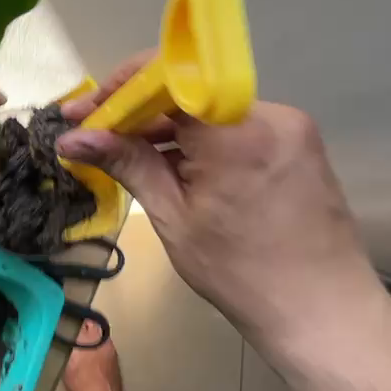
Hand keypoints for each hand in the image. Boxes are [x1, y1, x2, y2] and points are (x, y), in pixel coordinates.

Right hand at [54, 52, 387, 349]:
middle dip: (133, 110)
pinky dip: (192, 139)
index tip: (79, 114)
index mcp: (237, 133)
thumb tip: (69, 140)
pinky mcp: (295, 144)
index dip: (117, 91)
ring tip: (118, 152)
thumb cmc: (238, 271)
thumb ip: (126, 164)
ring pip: (207, 110)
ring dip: (160, 127)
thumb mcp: (171, 216)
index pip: (167, 82)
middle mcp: (270, 116)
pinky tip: (164, 163)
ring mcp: (289, 127)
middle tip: (87, 135)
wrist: (320, 309)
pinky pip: (230, 126)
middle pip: (187, 93)